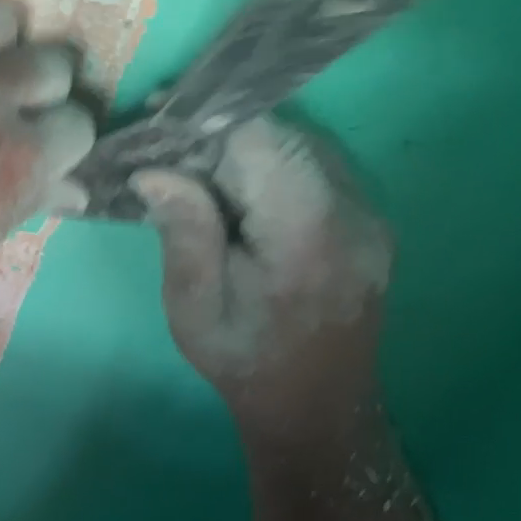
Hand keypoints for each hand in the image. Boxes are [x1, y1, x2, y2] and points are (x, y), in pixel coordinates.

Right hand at [130, 117, 392, 430]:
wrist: (315, 405)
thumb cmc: (242, 356)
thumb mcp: (193, 302)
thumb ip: (183, 230)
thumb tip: (155, 169)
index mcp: (307, 234)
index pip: (265, 141)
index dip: (209, 118)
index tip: (156, 116)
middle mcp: (352, 214)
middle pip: (282, 136)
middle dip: (217, 131)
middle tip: (161, 146)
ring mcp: (366, 215)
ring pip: (297, 144)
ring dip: (239, 145)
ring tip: (187, 165)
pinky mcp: (361, 219)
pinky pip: (309, 166)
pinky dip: (262, 163)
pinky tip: (227, 188)